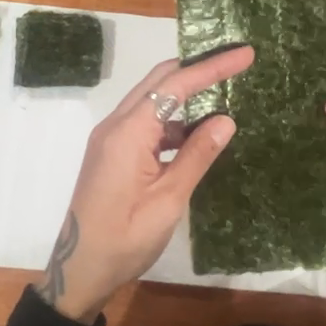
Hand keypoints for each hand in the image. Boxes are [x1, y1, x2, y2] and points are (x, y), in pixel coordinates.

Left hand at [36, 47, 255, 321]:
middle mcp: (115, 126)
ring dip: (187, 96)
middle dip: (198, 69)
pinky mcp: (112, 154)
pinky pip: (146, 124)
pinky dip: (174, 122)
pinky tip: (199, 134)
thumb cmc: (125, 240)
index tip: (245, 54)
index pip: (176, 85)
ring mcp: (111, 140)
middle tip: (237, 64)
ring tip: (226, 96)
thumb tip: (226, 119)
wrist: (80, 272)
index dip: (213, 67)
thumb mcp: (168, 200)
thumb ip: (197, 156)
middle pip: (160, 81)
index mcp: (128, 133)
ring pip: (153, 101)